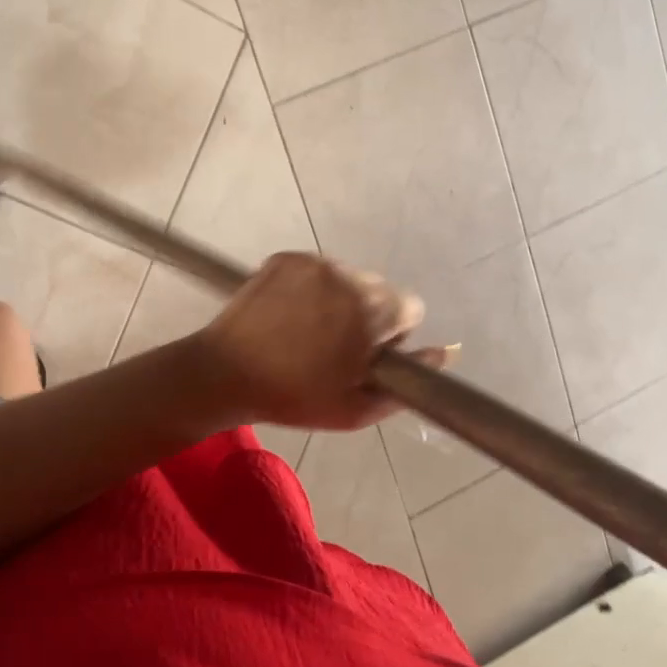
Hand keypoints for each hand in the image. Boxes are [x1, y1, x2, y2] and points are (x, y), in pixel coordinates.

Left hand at [193, 252, 446, 431]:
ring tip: (304, 333)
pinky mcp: (283, 259)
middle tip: (331, 348)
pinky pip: (313, 271)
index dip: (393, 335)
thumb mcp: (358, 407)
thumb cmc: (294, 397)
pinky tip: (286, 316)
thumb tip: (443, 353)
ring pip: (345, 279)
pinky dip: (308, 289)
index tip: (364, 357)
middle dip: (366, 315)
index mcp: (372, 309)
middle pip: (378, 290)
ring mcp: (311, 262)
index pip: (410, 307)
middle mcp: (346, 275)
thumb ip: (408, 380)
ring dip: (337, 300)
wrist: (224, 373)